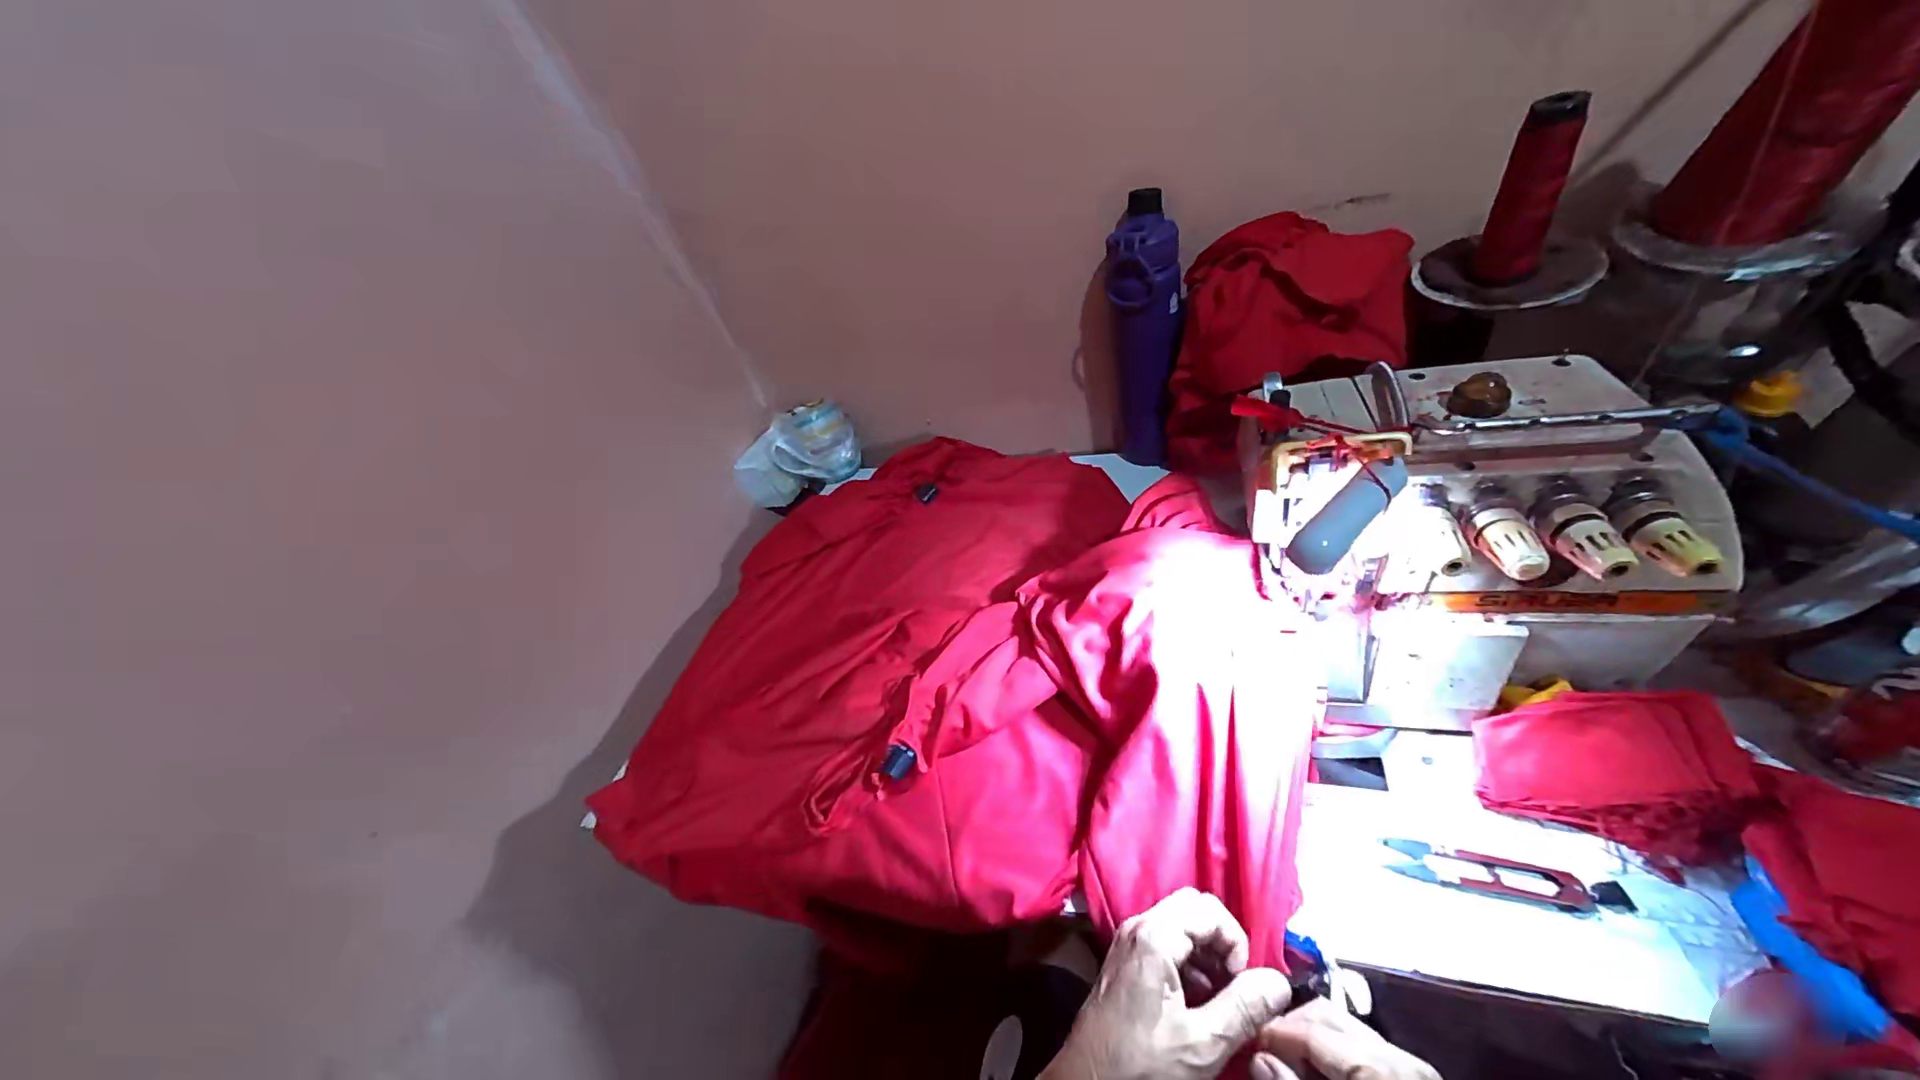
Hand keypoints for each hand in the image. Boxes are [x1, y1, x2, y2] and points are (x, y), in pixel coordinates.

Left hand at [1040, 888, 1293, 1079]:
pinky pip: (1166, 941)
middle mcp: (1138, 926)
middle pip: (1194, 909)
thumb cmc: (1141, 1063)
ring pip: (1181, 924)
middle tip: (1234, 988)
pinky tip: (1196, 1004)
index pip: (1209, 910)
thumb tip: (1280, 981)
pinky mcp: (1127, 958)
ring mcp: (1129, 940)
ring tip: (1220, 1002)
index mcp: (1153, 936)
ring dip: (1208, 955)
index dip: (1236, 942)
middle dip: (1223, 943)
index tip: (1243, 985)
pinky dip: (1189, 963)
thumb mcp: (1201, 1044)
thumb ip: (1243, 1008)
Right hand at [1251, 997, 1440, 1079]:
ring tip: (1285, 1063)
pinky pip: (1361, 1049)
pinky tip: (1314, 1074)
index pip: (1315, 1030)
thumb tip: (1260, 1058)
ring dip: (1309, 1039)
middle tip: (1260, 1051)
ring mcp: (1412, 1069)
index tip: (1243, 1042)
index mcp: (1386, 1072)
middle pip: (1329, 1017)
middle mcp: (1403, 1059)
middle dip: (1290, 1028)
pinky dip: (1331, 1054)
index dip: (1273, 1033)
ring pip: (1344, 1028)